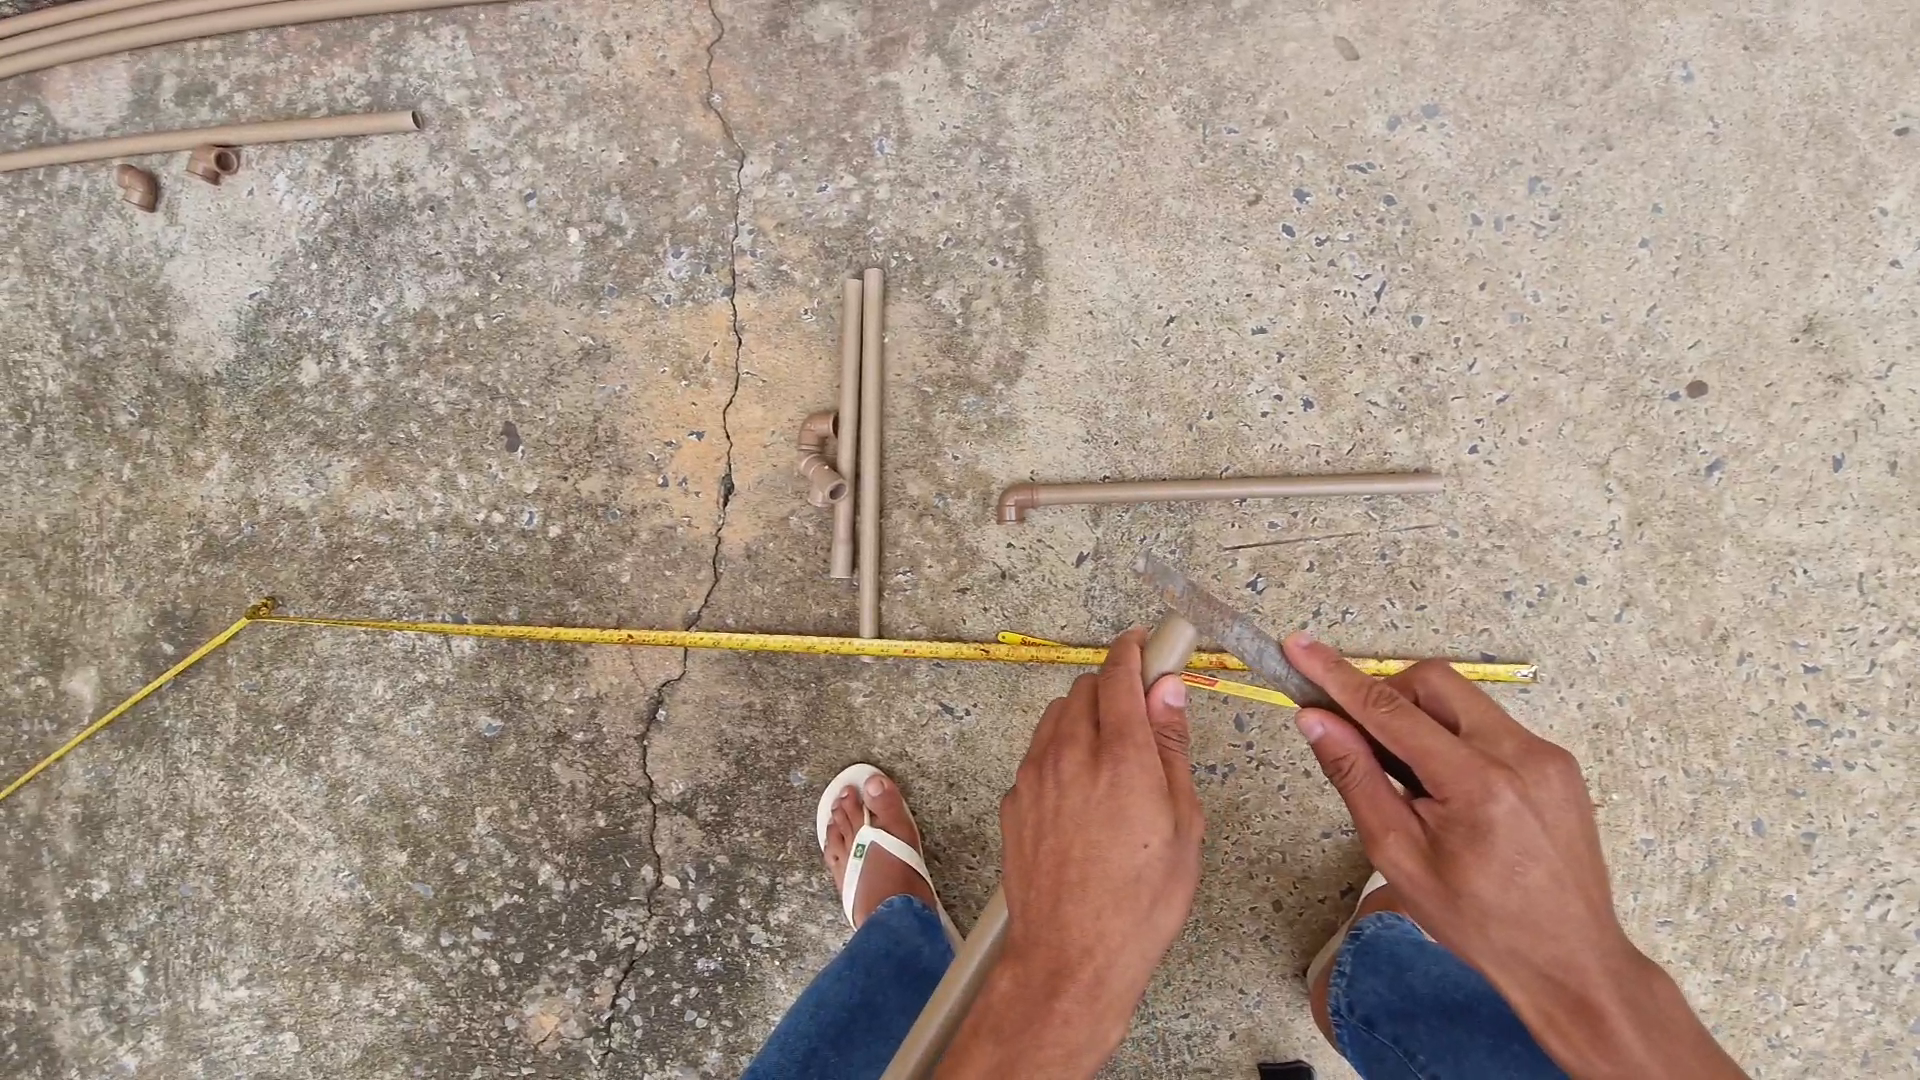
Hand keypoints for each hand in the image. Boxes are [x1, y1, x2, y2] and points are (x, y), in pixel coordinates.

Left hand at [936, 628, 1203, 1077]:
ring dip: (1083, 715)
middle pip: (1085, 687)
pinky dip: (1060, 749)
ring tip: (1109, 753)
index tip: (1145, 641)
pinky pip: (1038, 751)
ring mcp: (1033, 774)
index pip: (1119, 674)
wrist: (1070, 955)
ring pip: (1057, 715)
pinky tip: (1079, 790)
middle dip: (1112, 686)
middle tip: (1137, 713)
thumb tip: (1167, 690)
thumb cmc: (1141, 900)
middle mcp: (1069, 753)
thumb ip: (1171, 748)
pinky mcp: (1013, 797)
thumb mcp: (1182, 825)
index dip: (1133, 649)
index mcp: (1120, 756)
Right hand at [1283, 634, 1745, 1079]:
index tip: (1298, 646)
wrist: (1574, 964)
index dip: (1335, 674)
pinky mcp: (1556, 763)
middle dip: (1386, 694)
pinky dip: (1449, 734)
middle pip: (1432, 681)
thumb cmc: (1475, 920)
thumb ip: (1354, 776)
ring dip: (1418, 715)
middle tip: (1364, 738)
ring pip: (1460, 697)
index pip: (1389, 709)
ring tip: (1408, 773)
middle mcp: (1520, 753)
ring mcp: (1546, 755)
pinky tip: (1445, 785)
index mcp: (1477, 783)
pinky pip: (1486, 722)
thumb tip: (1314, 718)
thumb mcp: (1396, 854)